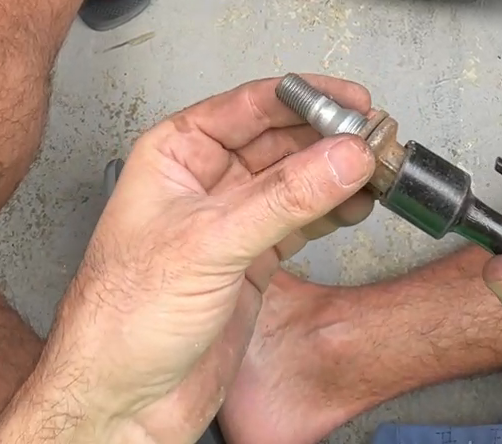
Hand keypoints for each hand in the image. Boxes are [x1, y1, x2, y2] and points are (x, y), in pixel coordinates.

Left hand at [0, 75, 376, 443]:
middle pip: (280, 138)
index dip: (304, 97)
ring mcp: (234, 217)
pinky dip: (335, 209)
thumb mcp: (209, 243)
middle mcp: (206, 177)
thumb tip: (342, 155)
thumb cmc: (124, 317)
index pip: (250, 106)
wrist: (123, 406)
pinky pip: (304, 218)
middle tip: (374, 135)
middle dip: (329, 135)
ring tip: (378, 168)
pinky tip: (359, 203)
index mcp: (178, 152)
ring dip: (338, 172)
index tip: (349, 99)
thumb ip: (284, 198)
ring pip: (297, 178)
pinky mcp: (255, 256)